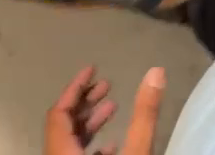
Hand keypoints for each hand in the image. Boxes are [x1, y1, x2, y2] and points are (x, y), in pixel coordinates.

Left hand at [45, 65, 165, 154]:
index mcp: (63, 153)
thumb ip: (144, 115)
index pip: (59, 113)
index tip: (93, 68)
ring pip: (69, 142)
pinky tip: (113, 142)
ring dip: (90, 122)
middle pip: (63, 126)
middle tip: (107, 84)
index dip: (75, 87)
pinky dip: (92, 146)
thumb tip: (156, 72)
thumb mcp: (135, 152)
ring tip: (113, 106)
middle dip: (86, 101)